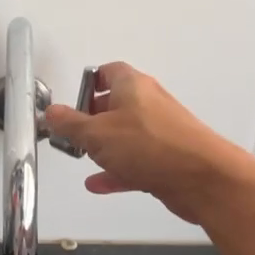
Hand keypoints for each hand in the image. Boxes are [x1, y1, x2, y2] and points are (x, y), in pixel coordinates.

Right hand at [45, 61, 248, 224]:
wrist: (202, 179)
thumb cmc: (150, 146)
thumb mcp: (95, 134)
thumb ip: (69, 124)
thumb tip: (51, 113)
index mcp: (133, 86)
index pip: (108, 71)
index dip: (88, 82)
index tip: (72, 99)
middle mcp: (149, 104)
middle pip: (115, 104)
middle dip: (91, 118)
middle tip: (73, 130)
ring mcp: (160, 133)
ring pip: (125, 135)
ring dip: (103, 146)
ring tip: (84, 156)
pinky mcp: (166, 159)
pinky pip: (135, 162)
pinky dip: (116, 170)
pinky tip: (99, 183)